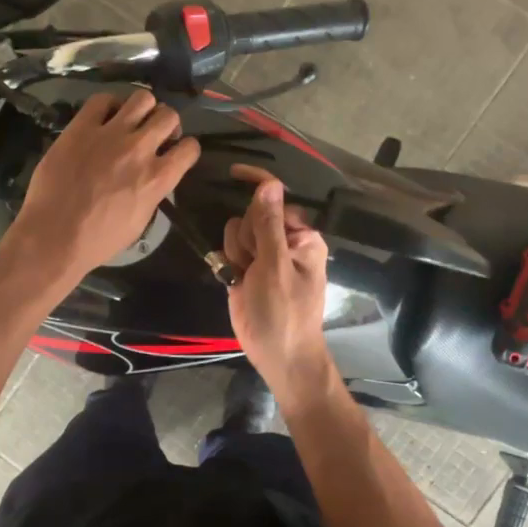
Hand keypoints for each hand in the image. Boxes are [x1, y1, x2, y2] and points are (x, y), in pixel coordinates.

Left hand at [12, 89, 200, 280]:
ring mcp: (110, 134)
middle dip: (166, 124)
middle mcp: (140, 149)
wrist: (54, 234)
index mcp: (157, 178)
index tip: (175, 153)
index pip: (190, 148)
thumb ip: (152, 193)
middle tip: (153, 134)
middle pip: (169, 115)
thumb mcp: (139, 222)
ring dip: (142, 108)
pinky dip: (108, 105)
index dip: (185, 149)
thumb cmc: (98, 240)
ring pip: (142, 98)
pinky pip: (102, 99)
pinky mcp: (81, 127)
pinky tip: (104, 118)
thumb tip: (152, 178)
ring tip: (131, 121)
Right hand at [223, 170, 333, 401]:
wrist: (278, 355)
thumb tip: (269, 184)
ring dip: (235, 252)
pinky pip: (227, 252)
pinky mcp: (245, 271)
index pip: (277, 199)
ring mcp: (263, 257)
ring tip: (246, 277)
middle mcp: (282, 242)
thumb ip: (269, 225)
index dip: (256, 185)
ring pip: (235, 232)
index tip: (234, 171)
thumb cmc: (285, 313)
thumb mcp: (276, 267)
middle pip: (251, 214)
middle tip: (254, 263)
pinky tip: (234, 280)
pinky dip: (226, 264)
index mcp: (301, 237)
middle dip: (246, 234)